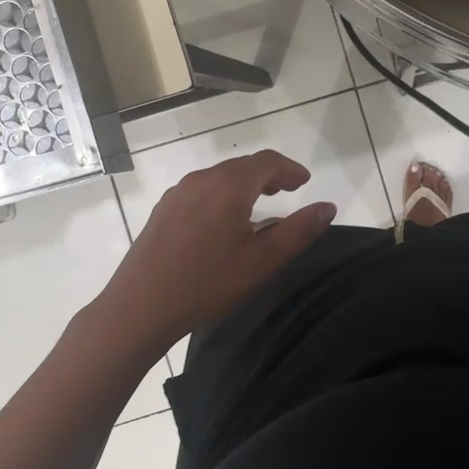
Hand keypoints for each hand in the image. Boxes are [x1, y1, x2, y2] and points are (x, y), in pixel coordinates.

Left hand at [85, 151, 336, 359]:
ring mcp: (178, 192)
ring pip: (220, 176)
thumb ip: (299, 231)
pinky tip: (224, 220)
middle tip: (289, 191)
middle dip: (270, 174)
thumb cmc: (207, 284)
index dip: (290, 168)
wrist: (140, 306)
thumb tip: (328, 207)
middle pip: (243, 165)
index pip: (267, 161)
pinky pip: (201, 189)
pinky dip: (223, 193)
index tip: (305, 183)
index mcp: (229, 187)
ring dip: (245, 183)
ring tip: (260, 204)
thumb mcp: (262, 262)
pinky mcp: (163, 208)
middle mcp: (202, 180)